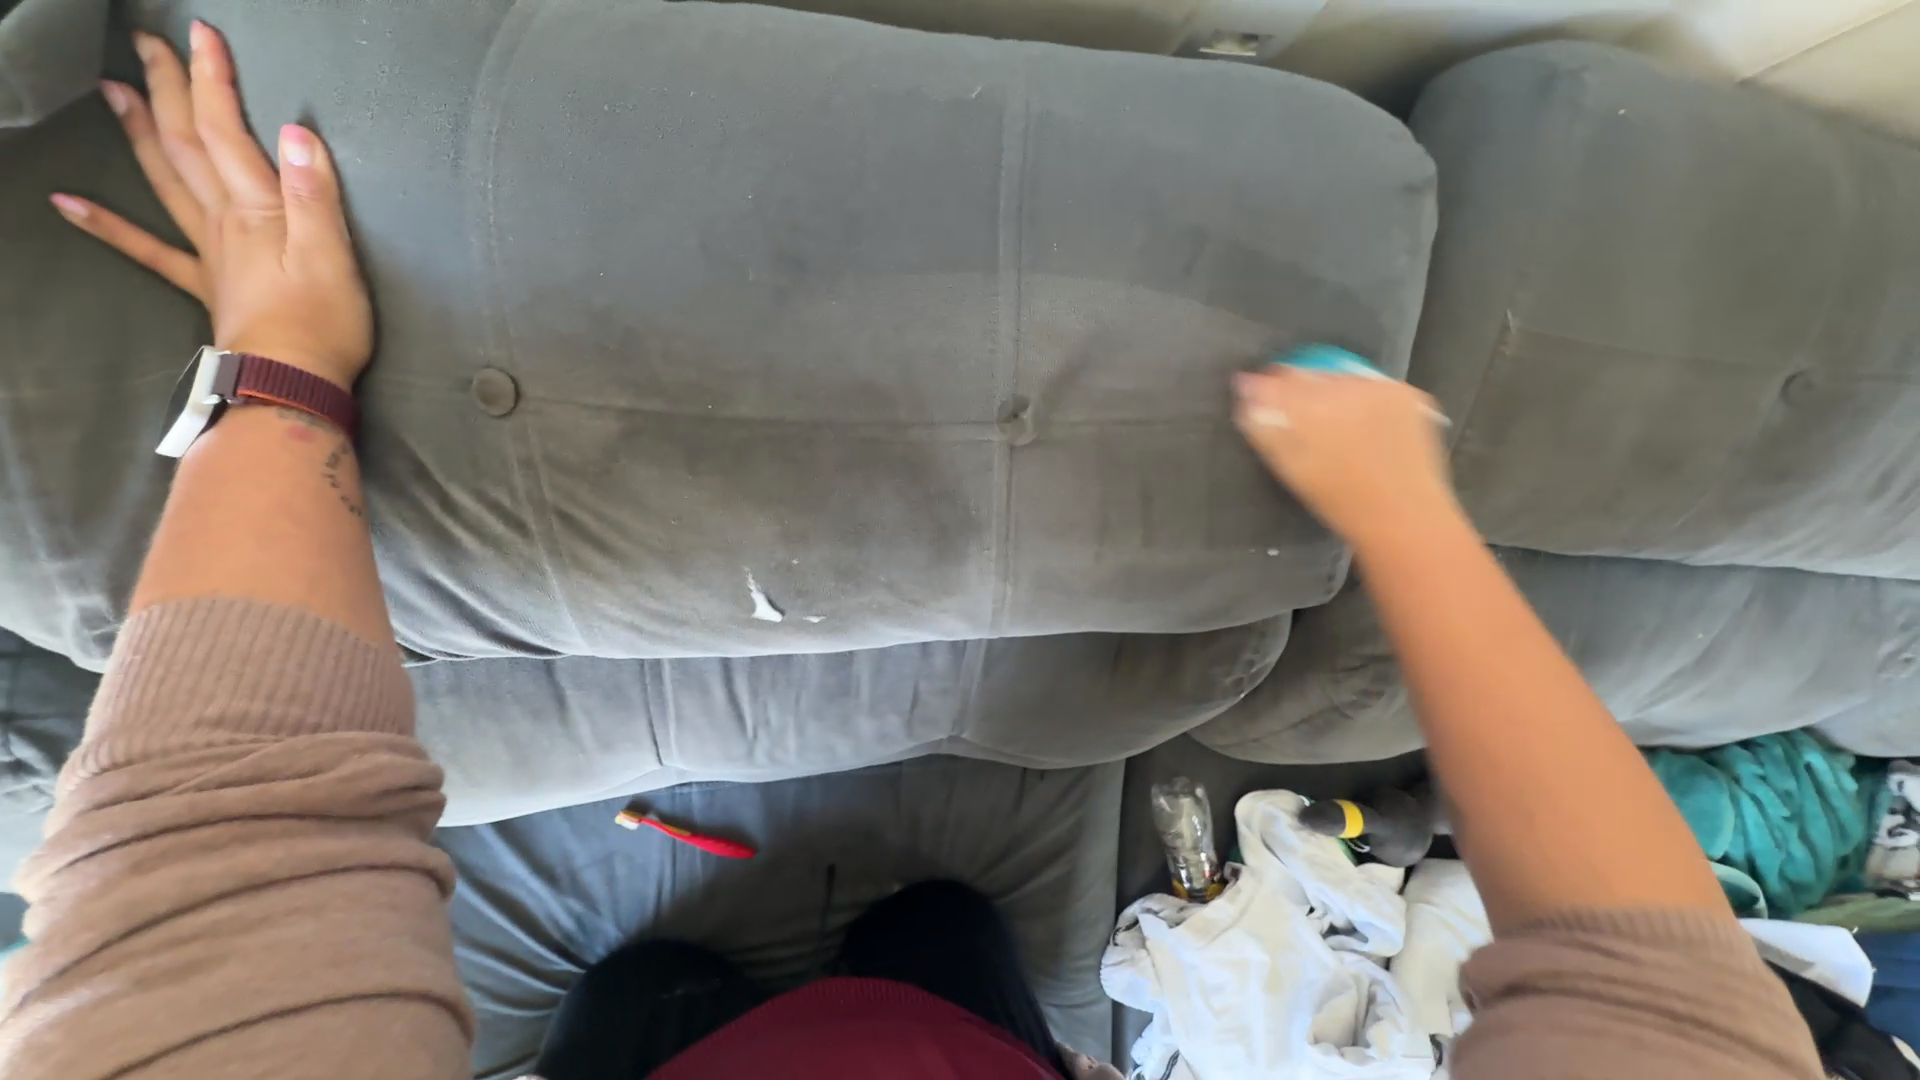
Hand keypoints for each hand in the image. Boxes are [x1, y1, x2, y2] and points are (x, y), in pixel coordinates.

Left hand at [49, 22, 372, 389]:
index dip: (215, 83)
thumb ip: (315, 196)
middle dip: (170, 91)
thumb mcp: (335, 256)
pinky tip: (65, 203)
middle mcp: (224, 221)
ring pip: (165, 182)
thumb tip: (296, 134)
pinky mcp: (207, 285)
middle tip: (145, 44)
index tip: (203, 36)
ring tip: (112, 91)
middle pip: (189, 146)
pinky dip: (106, 226)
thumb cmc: (324, 322)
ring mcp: (210, 253)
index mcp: (259, 211)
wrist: (291, 379)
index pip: (229, 134)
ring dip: (138, 134)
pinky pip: (148, 250)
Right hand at [1232, 366, 1458, 550]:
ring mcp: (1378, 387)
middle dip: (1294, 390)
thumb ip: (1263, 426)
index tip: (1255, 398)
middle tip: (1295, 418)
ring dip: (1326, 393)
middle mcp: (1343, 386)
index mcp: (1308, 405)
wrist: (1403, 514)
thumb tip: (1247, 392)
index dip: (1259, 387)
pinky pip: (1368, 385)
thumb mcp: (1289, 467)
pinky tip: (1360, 424)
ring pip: (1336, 377)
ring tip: (1330, 425)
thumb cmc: (1337, 499)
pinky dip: (1358, 397)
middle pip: (1306, 373)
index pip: (1273, 379)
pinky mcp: (1405, 392)